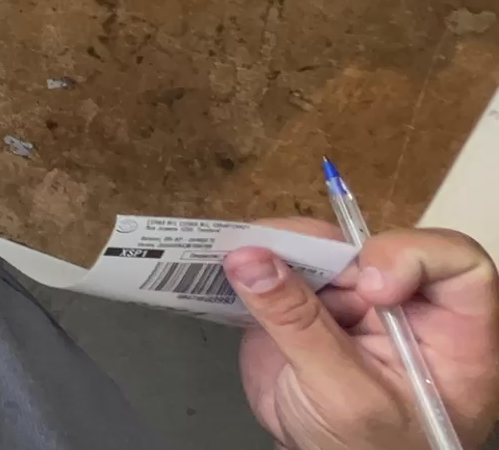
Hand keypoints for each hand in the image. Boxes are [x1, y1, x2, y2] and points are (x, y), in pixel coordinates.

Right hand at [227, 220, 498, 447]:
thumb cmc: (366, 447)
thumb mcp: (344, 395)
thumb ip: (299, 326)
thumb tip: (248, 258)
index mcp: (446, 335)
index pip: (456, 268)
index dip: (410, 258)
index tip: (366, 287)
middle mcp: (397, 308)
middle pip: (362, 246)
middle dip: (309, 246)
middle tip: (258, 260)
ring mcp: (343, 302)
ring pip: (310, 247)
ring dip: (266, 247)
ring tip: (231, 264)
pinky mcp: (295, 300)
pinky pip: (272, 262)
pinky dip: (242, 258)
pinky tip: (220, 268)